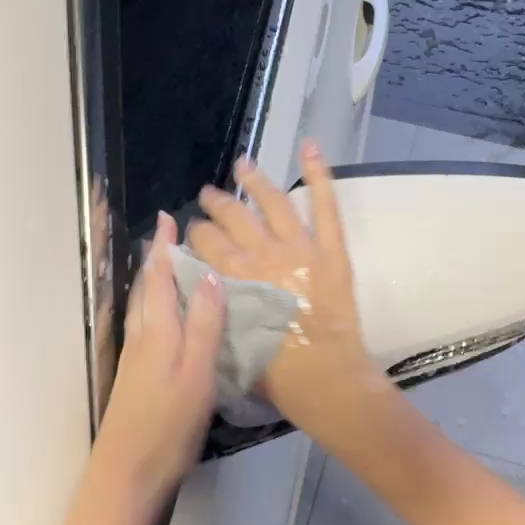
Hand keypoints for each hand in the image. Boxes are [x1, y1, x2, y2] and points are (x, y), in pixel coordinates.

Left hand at [88, 211, 224, 515]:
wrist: (128, 476)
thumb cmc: (167, 426)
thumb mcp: (196, 374)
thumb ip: (203, 326)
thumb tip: (210, 276)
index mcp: (157, 334)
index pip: (159, 280)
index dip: (164, 250)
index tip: (168, 219)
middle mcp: (141, 342)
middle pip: (146, 293)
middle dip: (157, 263)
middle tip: (173, 240)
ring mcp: (135, 364)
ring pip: (144, 313)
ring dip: (154, 288)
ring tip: (170, 273)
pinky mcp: (137, 383)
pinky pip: (147, 333)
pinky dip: (157, 315)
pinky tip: (168, 326)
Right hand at [188, 142, 384, 435]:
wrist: (323, 377)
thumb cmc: (272, 373)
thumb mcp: (226, 343)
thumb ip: (211, 310)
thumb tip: (201, 289)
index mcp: (230, 278)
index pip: (204, 243)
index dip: (196, 235)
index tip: (193, 233)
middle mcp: (260, 254)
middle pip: (231, 217)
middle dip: (215, 204)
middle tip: (208, 196)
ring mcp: (298, 247)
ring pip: (271, 201)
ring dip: (254, 180)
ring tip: (243, 165)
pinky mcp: (330, 250)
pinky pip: (325, 204)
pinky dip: (319, 173)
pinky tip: (311, 146)